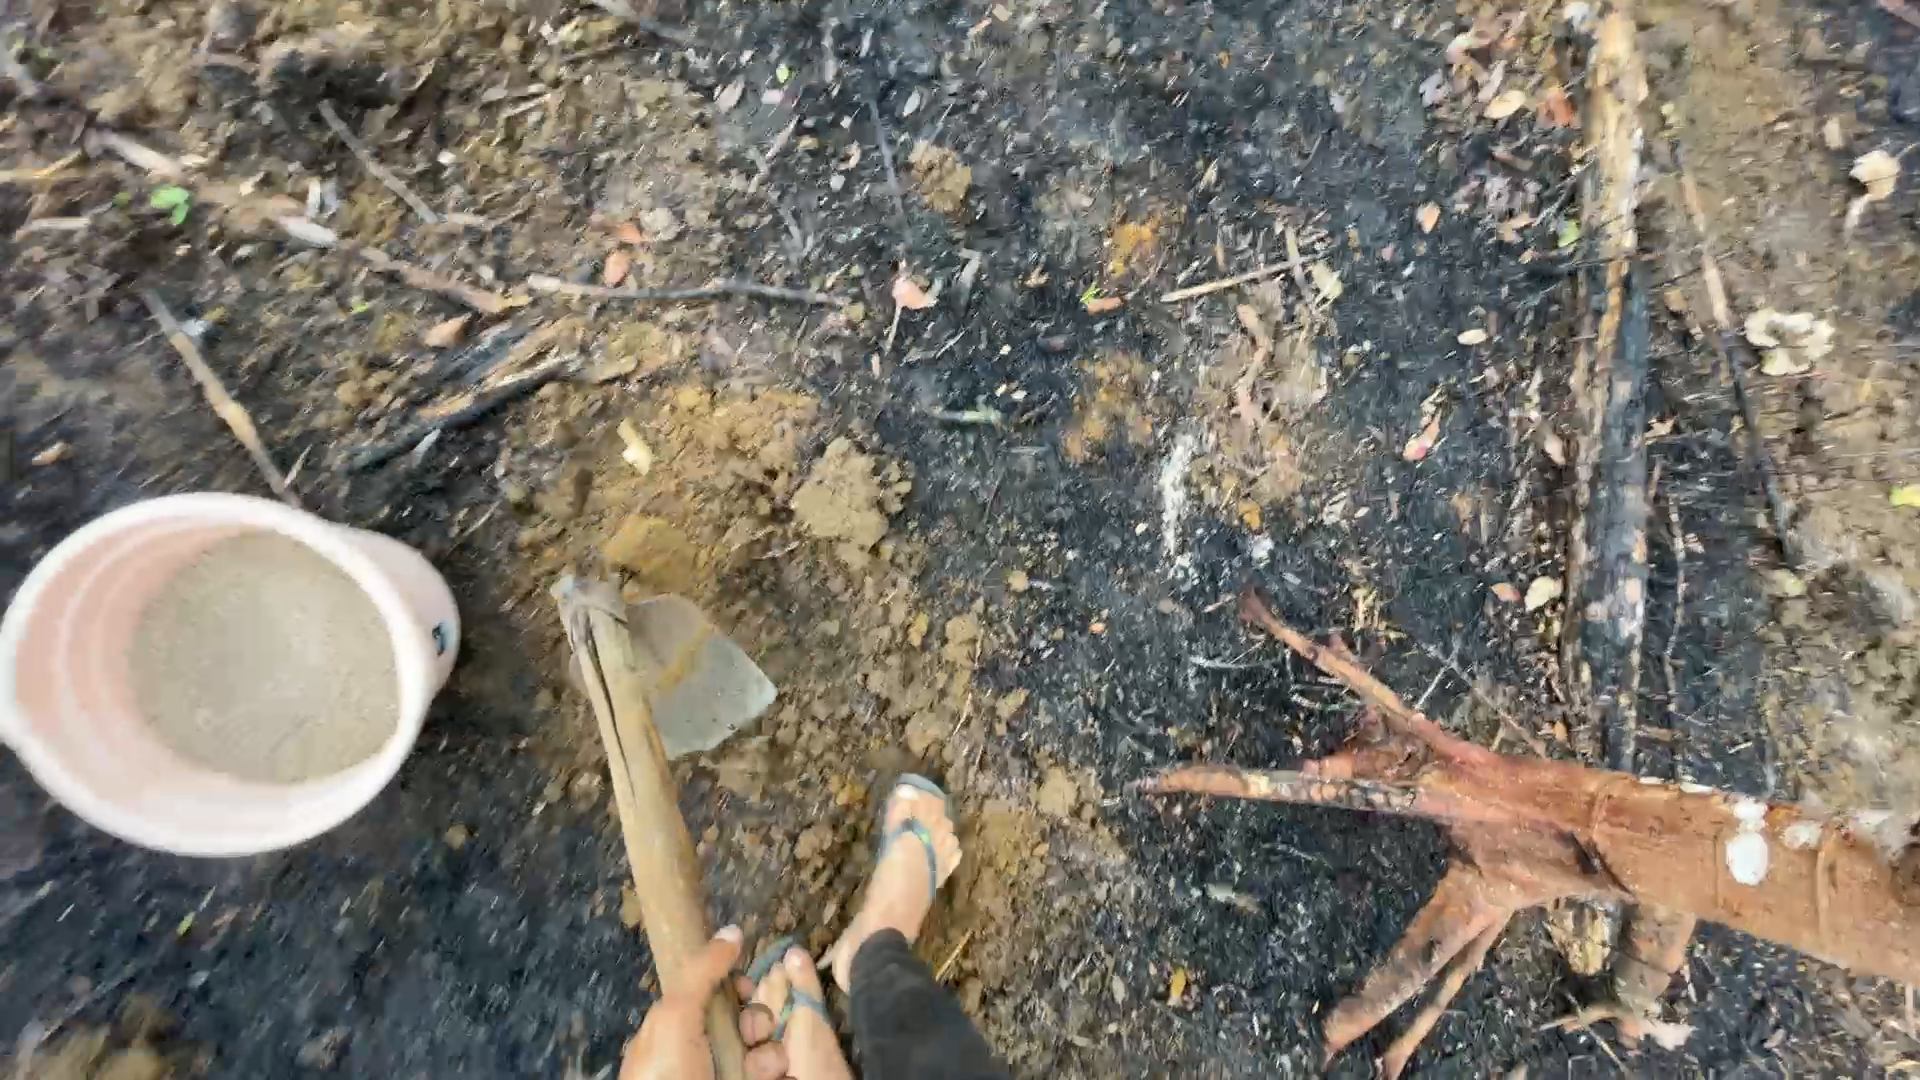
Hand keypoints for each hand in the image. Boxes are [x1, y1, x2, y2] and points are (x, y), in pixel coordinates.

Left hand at [619, 926, 790, 1079]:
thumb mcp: (674, 1017)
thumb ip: (703, 970)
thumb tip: (734, 931)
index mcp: (677, 1033)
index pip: (716, 994)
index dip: (736, 986)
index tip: (744, 988)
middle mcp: (704, 1055)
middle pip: (747, 1017)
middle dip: (759, 1018)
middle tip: (751, 1034)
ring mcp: (728, 1076)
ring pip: (766, 1047)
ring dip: (771, 1050)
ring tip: (760, 1068)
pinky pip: (778, 1071)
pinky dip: (778, 1071)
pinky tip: (769, 1077)